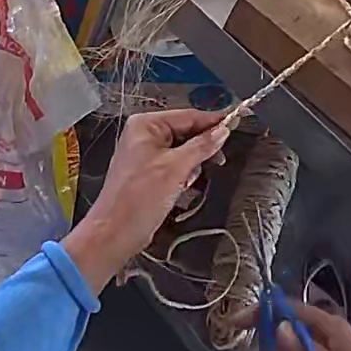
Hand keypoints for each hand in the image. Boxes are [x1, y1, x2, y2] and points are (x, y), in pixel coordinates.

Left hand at [61, 109, 229, 293]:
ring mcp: (146, 154)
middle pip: (186, 132)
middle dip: (201, 148)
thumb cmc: (138, 199)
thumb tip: (224, 129)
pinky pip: (175, 166)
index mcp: (145, 124)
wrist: (114, 235)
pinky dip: (184, 175)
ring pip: (183, 150)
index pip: (188, 115)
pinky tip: (183, 188)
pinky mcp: (149, 173)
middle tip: (220, 158)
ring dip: (192, 165)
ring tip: (189, 181)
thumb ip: (202, 146)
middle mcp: (144, 134)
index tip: (237, 122)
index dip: (213, 121)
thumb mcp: (175, 168)